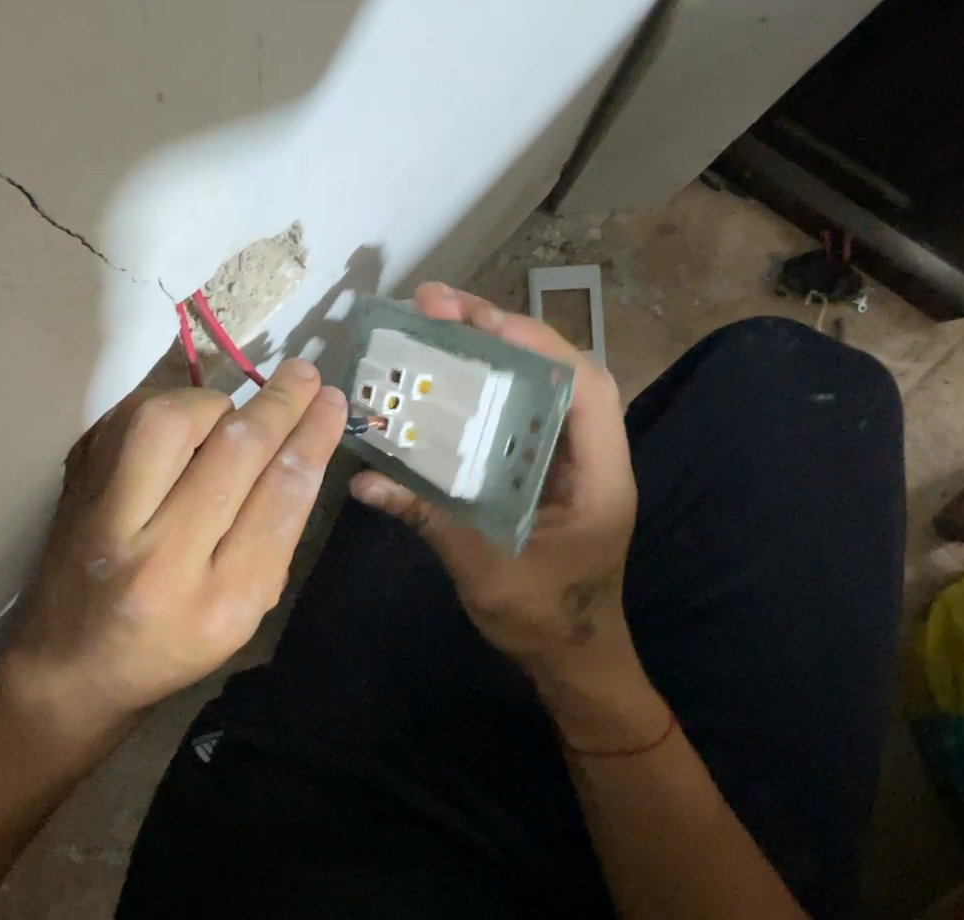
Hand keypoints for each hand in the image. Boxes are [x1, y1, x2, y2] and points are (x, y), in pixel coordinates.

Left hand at [2, 360, 346, 734]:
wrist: (70, 662)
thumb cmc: (171, 643)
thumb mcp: (243, 610)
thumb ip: (275, 533)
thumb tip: (301, 443)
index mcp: (218, 601)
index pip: (279, 497)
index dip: (312, 438)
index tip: (331, 401)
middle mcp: (158, 556)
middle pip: (232, 452)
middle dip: (278, 405)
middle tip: (304, 376)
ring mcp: (105, 514)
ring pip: (167, 420)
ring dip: (214, 403)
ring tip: (232, 414)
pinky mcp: (75, 483)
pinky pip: (127, 417)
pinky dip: (167, 407)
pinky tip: (185, 424)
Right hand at [349, 283, 663, 746]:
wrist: (574, 659)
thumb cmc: (546, 619)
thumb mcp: (486, 571)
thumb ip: (430, 519)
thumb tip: (364, 481)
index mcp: (599, 476)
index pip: (583, 388)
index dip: (536, 345)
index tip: (478, 321)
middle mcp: (590, 454)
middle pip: (557, 370)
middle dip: (502, 330)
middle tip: (437, 304)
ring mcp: (567, 458)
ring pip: (539, 384)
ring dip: (493, 349)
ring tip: (436, 321)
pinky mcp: (543, 467)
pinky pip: (519, 410)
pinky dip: (488, 384)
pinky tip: (448, 372)